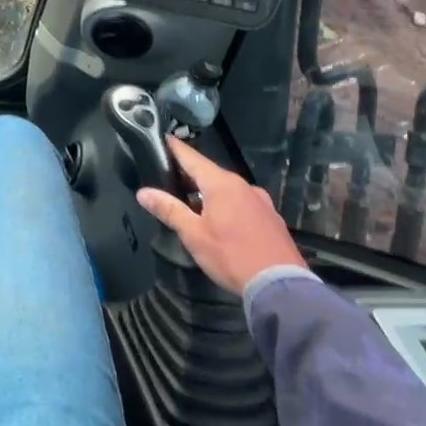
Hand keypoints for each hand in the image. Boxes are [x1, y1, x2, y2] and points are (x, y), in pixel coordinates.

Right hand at [136, 137, 305, 294]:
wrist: (283, 289)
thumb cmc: (232, 256)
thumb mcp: (194, 234)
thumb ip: (168, 209)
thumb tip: (143, 192)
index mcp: (222, 184)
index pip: (192, 157)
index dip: (175, 148)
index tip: (162, 137)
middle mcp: (244, 186)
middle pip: (210, 173)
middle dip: (189, 174)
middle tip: (168, 177)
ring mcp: (262, 203)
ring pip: (228, 189)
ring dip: (208, 192)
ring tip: (191, 203)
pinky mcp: (272, 220)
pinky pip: (242, 203)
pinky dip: (227, 205)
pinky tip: (220, 221)